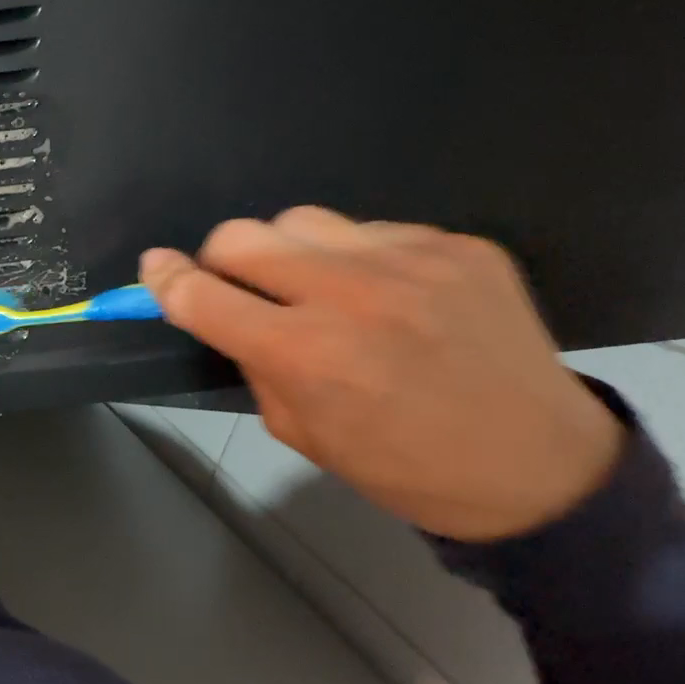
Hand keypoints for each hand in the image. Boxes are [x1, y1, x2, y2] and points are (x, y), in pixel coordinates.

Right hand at [139, 206, 622, 540]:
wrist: (531, 464)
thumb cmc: (395, 464)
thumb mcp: (296, 429)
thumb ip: (254, 362)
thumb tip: (226, 314)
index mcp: (301, 352)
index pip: (201, 294)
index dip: (164, 279)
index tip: (153, 268)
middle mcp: (348, 293)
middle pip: (241, 235)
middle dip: (221, 261)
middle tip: (237, 288)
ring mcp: (410, 261)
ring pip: (301, 219)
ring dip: (285, 251)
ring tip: (312, 286)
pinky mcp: (458, 246)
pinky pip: (371, 230)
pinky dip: (354, 258)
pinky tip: (382, 295)